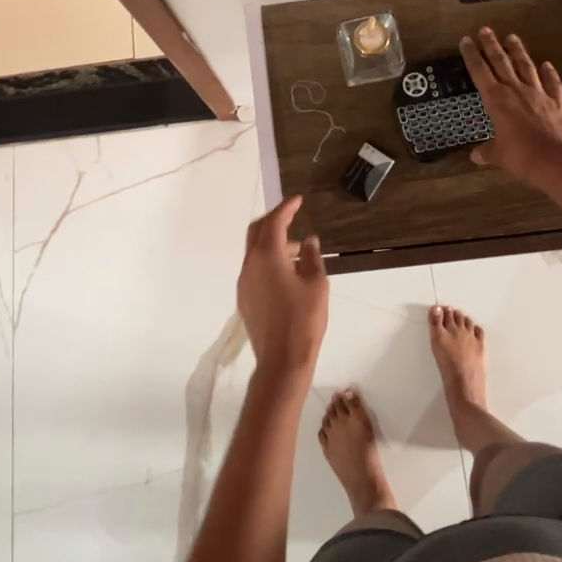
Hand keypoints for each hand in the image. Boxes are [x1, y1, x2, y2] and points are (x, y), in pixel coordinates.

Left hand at [237, 196, 328, 377]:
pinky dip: (268, 261)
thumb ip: (311, 258)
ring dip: (273, 244)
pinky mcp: (244, 298)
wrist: (282, 360)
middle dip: (273, 220)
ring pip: (255, 251)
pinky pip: (254, 269)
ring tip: (297, 252)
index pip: (274, 222)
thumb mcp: (317, 285)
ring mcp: (244, 282)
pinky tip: (287, 273)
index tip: (298, 200)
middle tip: (291, 217)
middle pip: (257, 231)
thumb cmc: (304, 320)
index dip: (286, 208)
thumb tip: (308, 241)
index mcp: (267, 257)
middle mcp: (250, 265)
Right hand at [461, 27, 561, 183]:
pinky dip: (549, 73)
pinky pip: (552, 83)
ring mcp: (538, 93)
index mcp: (496, 100)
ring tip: (512, 37)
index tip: (466, 40)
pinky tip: (547, 64)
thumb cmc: (521, 156)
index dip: (472, 55)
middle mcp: (515, 90)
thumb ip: (487, 151)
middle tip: (485, 29)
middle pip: (501, 62)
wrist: (556, 160)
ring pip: (525, 67)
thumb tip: (475, 156)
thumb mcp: (499, 155)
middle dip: (491, 45)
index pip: (479, 72)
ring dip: (518, 51)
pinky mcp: (556, 101)